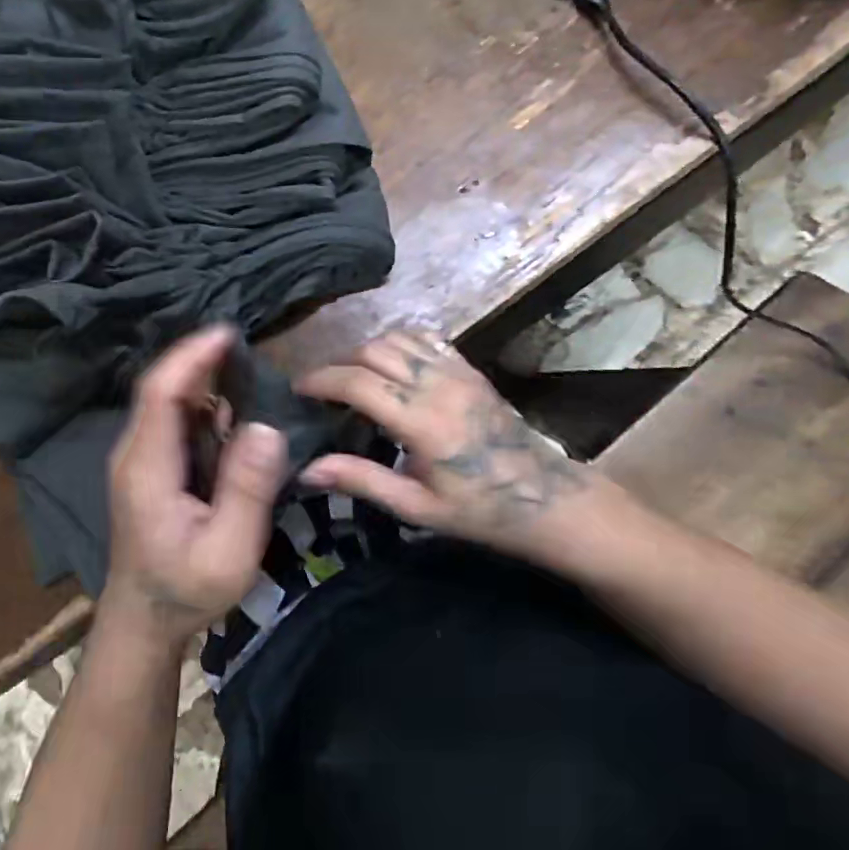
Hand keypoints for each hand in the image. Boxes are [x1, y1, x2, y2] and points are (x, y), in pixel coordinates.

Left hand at [103, 325, 285, 645]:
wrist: (144, 618)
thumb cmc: (186, 590)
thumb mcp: (228, 551)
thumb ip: (246, 490)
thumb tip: (266, 427)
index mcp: (146, 466)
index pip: (160, 392)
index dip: (190, 357)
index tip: (226, 332)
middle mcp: (133, 452)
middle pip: (160, 389)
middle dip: (200, 362)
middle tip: (248, 349)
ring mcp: (136, 459)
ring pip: (166, 403)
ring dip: (202, 382)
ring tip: (248, 374)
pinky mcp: (147, 467)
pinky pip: (171, 422)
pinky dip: (200, 407)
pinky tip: (231, 413)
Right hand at [296, 329, 609, 559]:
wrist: (551, 501)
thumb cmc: (480, 511)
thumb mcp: (416, 507)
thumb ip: (360, 480)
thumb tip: (305, 469)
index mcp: (423, 423)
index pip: (357, 382)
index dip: (319, 380)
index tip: (297, 391)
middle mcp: (439, 387)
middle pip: (371, 351)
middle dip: (337, 365)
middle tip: (322, 391)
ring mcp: (458, 372)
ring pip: (395, 338)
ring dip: (364, 352)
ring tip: (352, 379)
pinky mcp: (470, 369)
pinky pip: (423, 338)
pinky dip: (395, 344)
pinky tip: (387, 367)